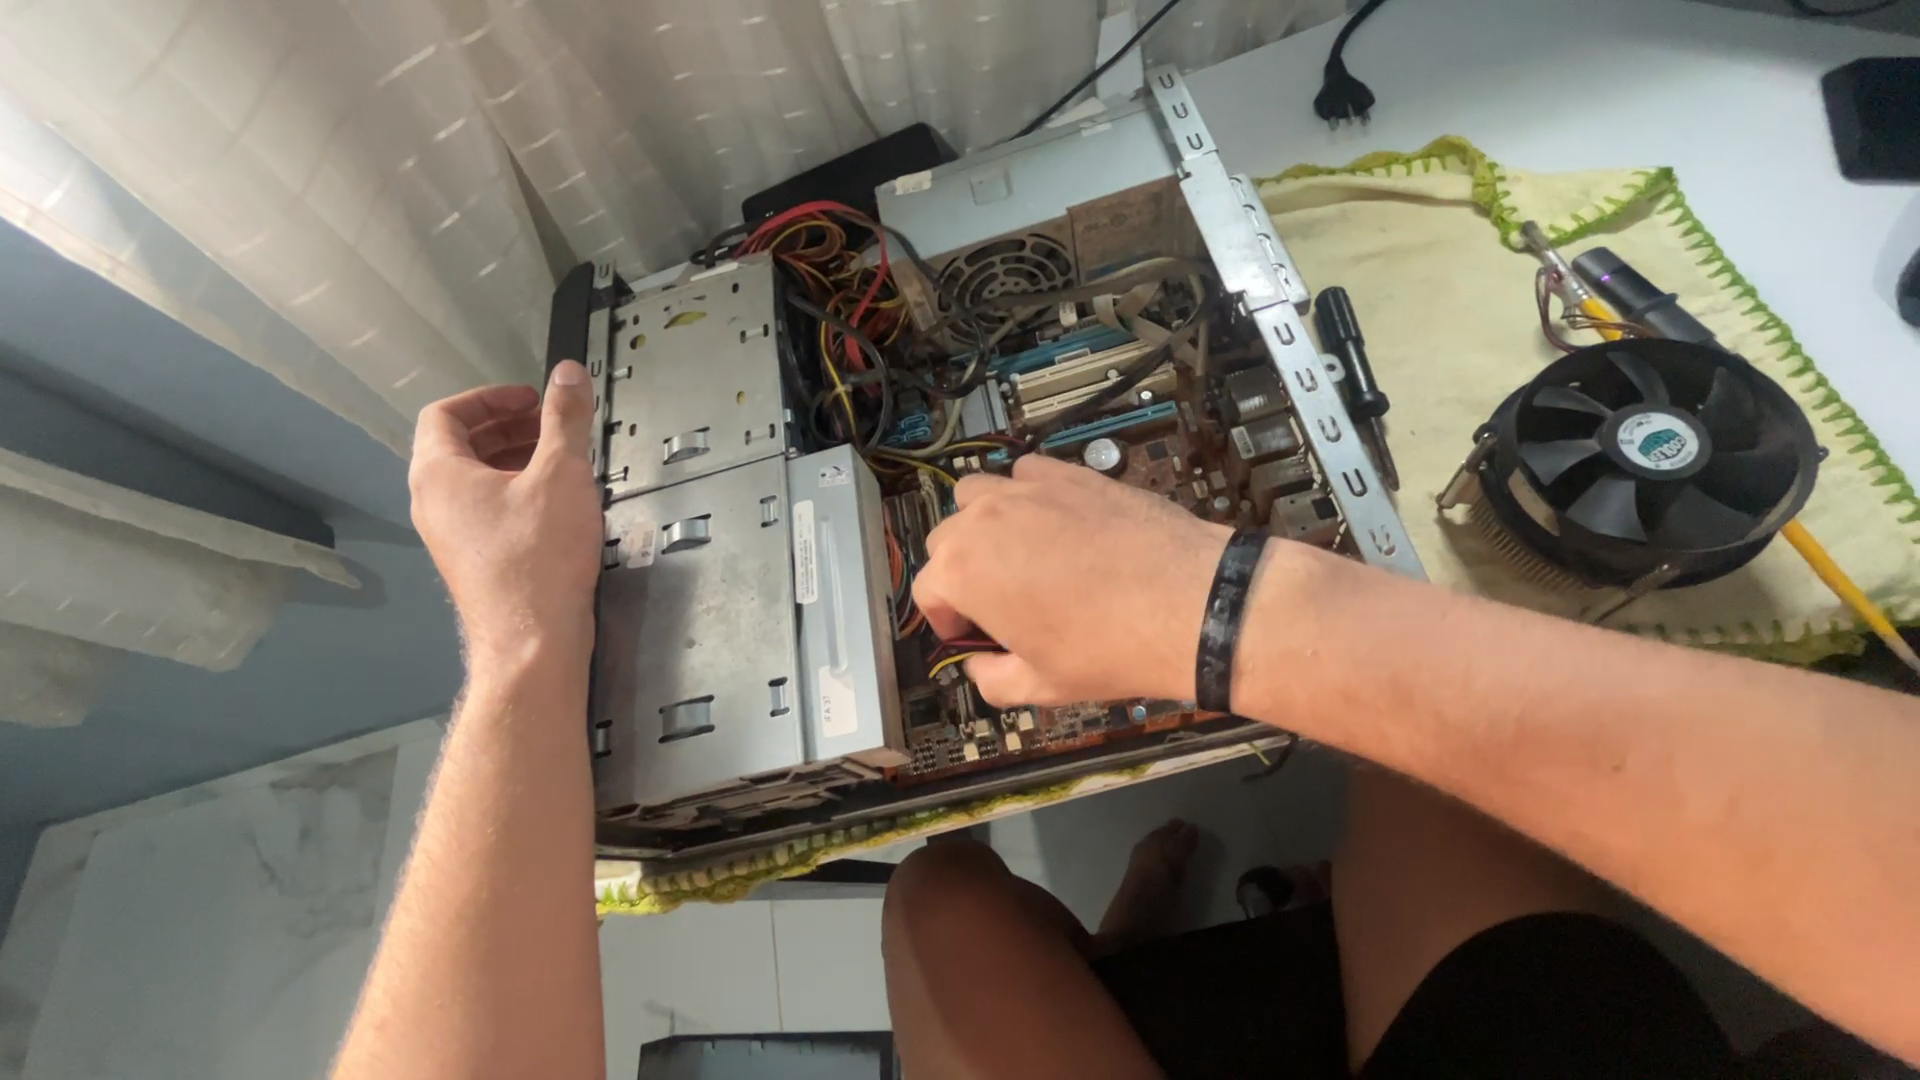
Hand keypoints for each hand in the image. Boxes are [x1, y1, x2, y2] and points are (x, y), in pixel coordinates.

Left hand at [409, 361, 600, 665]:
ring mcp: (451, 536)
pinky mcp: (475, 562)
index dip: (489, 397)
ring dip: (515, 460)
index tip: (532, 399)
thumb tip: (569, 373)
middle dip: (508, 427)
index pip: (446, 414)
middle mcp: (434, 503)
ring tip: (562, 461)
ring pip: (476, 481)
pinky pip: (488, 510)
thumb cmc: (539, 555)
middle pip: (459, 446)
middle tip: (551, 425)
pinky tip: (559, 504)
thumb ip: (565, 419)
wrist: (533, 639)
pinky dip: (518, 492)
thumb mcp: (561, 474)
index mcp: (439, 473)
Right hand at [912, 454, 1233, 706]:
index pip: (926, 590)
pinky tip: (1056, 524)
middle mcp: (985, 518)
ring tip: (1016, 553)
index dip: (943, 619)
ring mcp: (1028, 489)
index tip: (967, 633)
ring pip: (979, 495)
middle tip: (995, 601)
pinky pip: (1028, 475)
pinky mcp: (1070, 475)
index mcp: (963, 570)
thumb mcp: (1039, 685)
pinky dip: (1028, 495)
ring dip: (983, 523)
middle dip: (960, 571)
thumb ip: (990, 679)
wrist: (1188, 604)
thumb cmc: (1108, 647)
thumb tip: (980, 666)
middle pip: (946, 539)